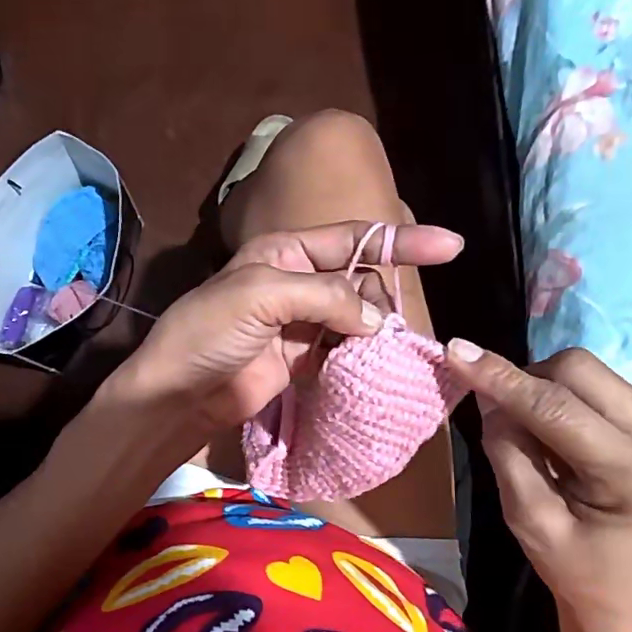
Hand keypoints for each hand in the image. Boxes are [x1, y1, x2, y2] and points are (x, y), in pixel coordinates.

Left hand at [107, 221, 462, 436]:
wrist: (178, 393)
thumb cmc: (209, 331)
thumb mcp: (261, 294)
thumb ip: (324, 295)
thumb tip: (375, 320)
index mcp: (282, 251)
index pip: (351, 238)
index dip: (399, 241)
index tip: (453, 246)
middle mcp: (294, 281)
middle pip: (358, 278)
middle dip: (381, 296)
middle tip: (388, 327)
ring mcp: (298, 323)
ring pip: (355, 317)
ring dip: (375, 330)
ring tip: (386, 348)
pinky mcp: (299, 359)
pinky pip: (342, 350)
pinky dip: (362, 355)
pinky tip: (376, 363)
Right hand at [441, 344, 631, 631]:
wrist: (625, 591)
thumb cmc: (571, 565)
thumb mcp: (525, 516)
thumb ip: (507, 450)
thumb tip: (489, 393)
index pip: (558, 409)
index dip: (503, 378)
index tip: (456, 351)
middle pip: (580, 371)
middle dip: (526, 382)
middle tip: (501, 417)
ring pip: (590, 373)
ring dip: (545, 390)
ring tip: (536, 438)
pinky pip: (601, 387)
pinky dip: (565, 400)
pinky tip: (562, 439)